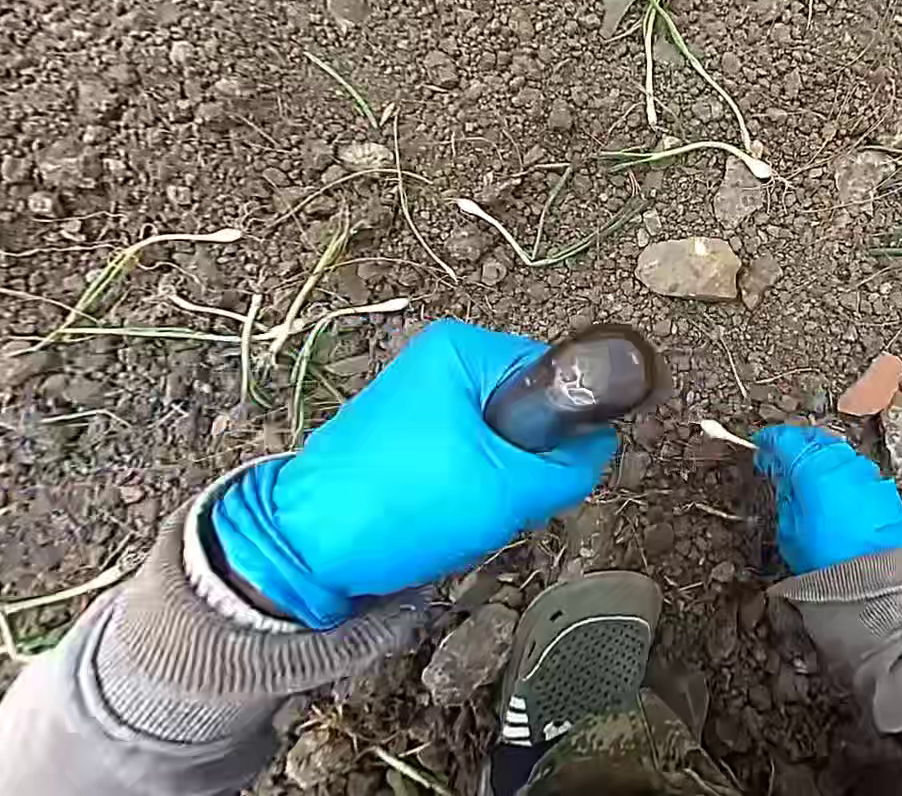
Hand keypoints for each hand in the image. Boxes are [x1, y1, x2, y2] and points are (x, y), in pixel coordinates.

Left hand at [209, 320, 617, 627]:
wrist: (299, 554)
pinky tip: (452, 505)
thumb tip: (602, 444)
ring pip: (499, 427)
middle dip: (528, 452)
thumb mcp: (509, 490)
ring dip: (502, 468)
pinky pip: (468, 441)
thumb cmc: (405, 503)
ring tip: (475, 502)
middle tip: (511, 491)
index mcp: (463, 348)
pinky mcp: (407, 424)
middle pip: (525, 401)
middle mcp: (440, 356)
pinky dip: (473, 473)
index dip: (564, 422)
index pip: (551, 372)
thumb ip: (573, 465)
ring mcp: (420, 389)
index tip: (554, 465)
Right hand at [754, 425, 901, 573]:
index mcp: (813, 470)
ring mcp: (866, 474)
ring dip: (822, 456)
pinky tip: (838, 491)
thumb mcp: (790, 528)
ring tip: (812, 474)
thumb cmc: (828, 562)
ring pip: (839, 450)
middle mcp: (842, 464)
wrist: (871, 584)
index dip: (771, 439)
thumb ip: (785, 493)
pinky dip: (845, 474)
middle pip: (814, 437)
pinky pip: (859, 470)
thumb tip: (781, 474)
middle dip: (797, 442)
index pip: (786, 439)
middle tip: (784, 456)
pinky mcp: (884, 489)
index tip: (763, 444)